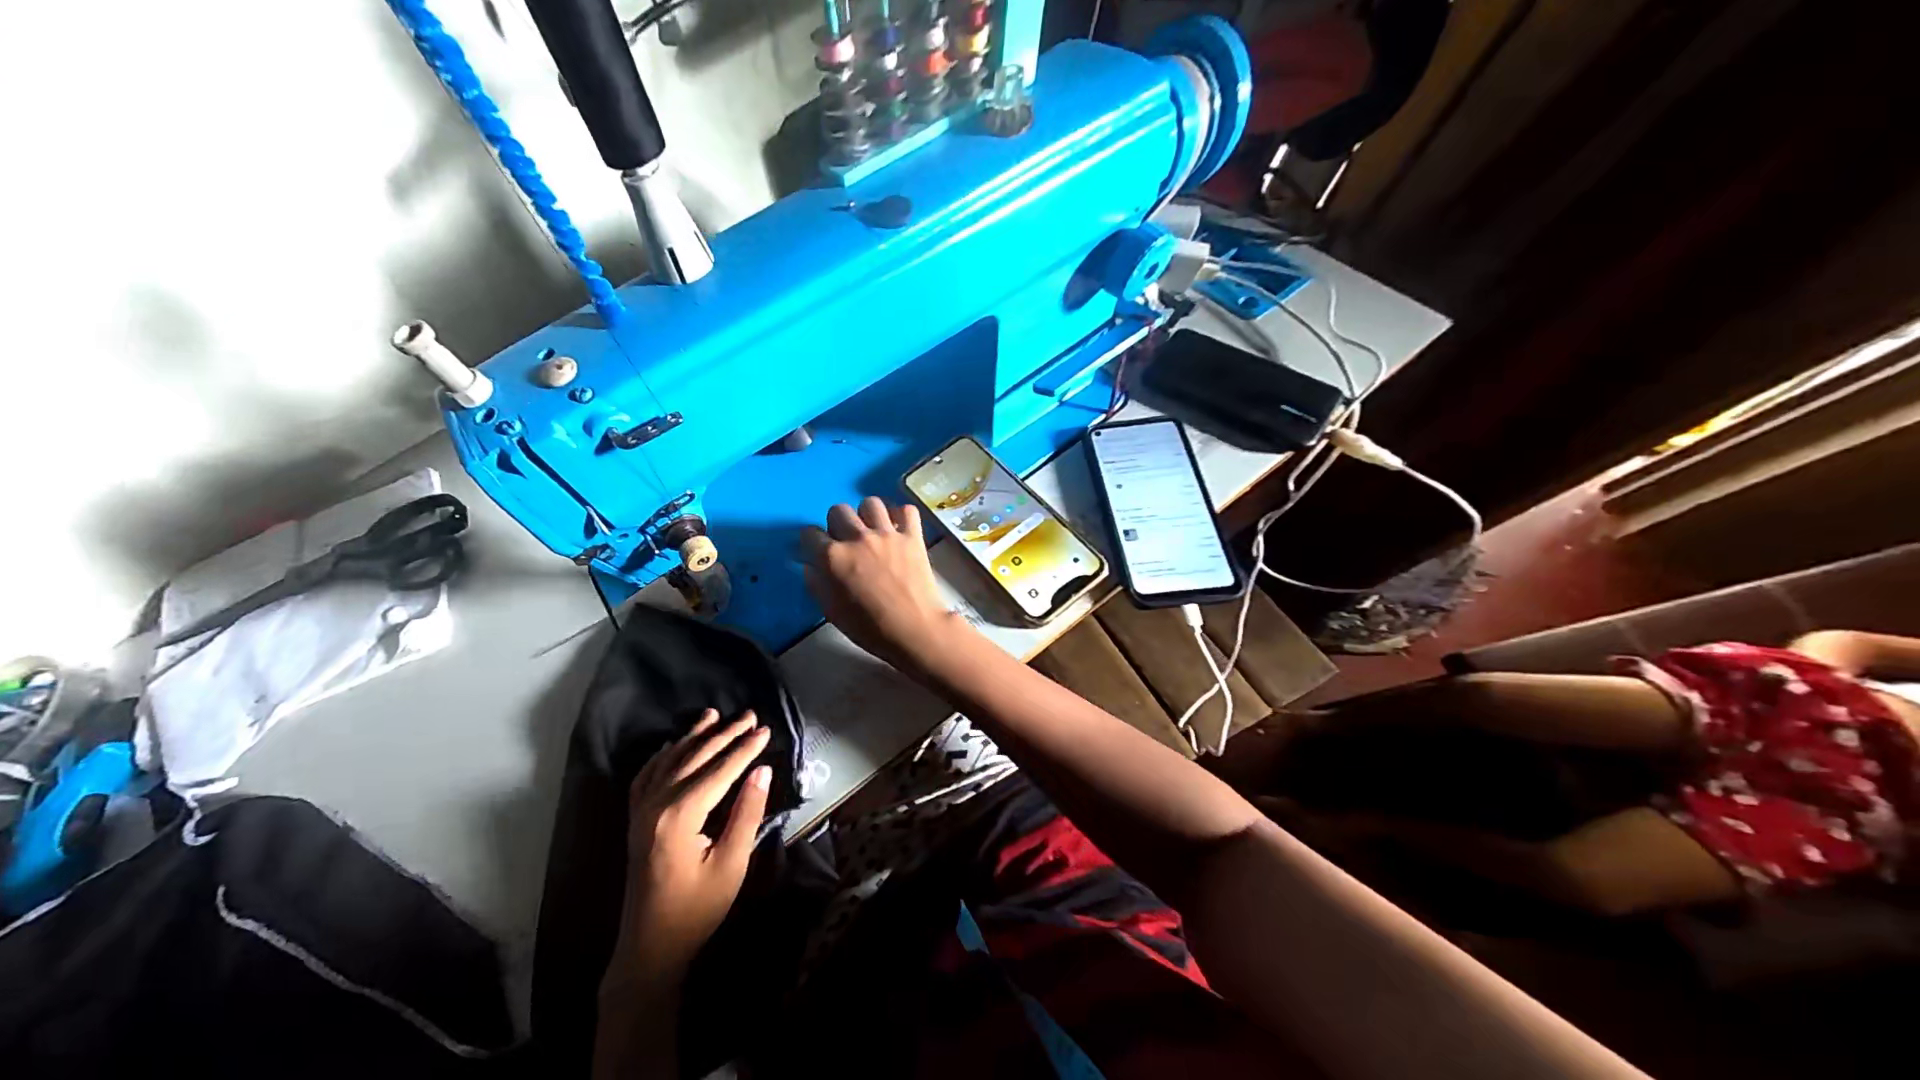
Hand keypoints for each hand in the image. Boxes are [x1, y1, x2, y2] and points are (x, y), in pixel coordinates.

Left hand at [608, 710, 771, 985]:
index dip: (745, 749)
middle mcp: (655, 805)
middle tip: (750, 715)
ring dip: (694, 737)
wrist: (649, 948)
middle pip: (694, 759)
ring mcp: (640, 812)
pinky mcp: (635, 822)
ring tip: (714, 715)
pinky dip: (662, 756)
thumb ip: (746, 813)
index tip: (766, 729)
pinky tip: (672, 746)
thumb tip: (761, 771)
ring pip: (669, 761)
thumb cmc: (696, 910)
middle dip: (725, 735)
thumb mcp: (731, 864)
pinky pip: (646, 777)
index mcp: (679, 816)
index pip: (719, 770)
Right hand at [801, 497, 962, 670]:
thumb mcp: (831, 611)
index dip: (812, 542)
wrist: (914, 630)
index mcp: (832, 557)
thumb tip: (811, 565)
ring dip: (866, 515)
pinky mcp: (912, 535)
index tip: (818, 551)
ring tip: (872, 531)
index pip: (809, 533)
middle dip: (837, 524)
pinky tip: (897, 529)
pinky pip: (905, 509)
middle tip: (846, 541)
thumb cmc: (869, 627)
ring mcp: (887, 534)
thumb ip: (816, 583)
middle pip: (838, 510)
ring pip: (870, 503)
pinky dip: (900, 516)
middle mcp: (857, 538)